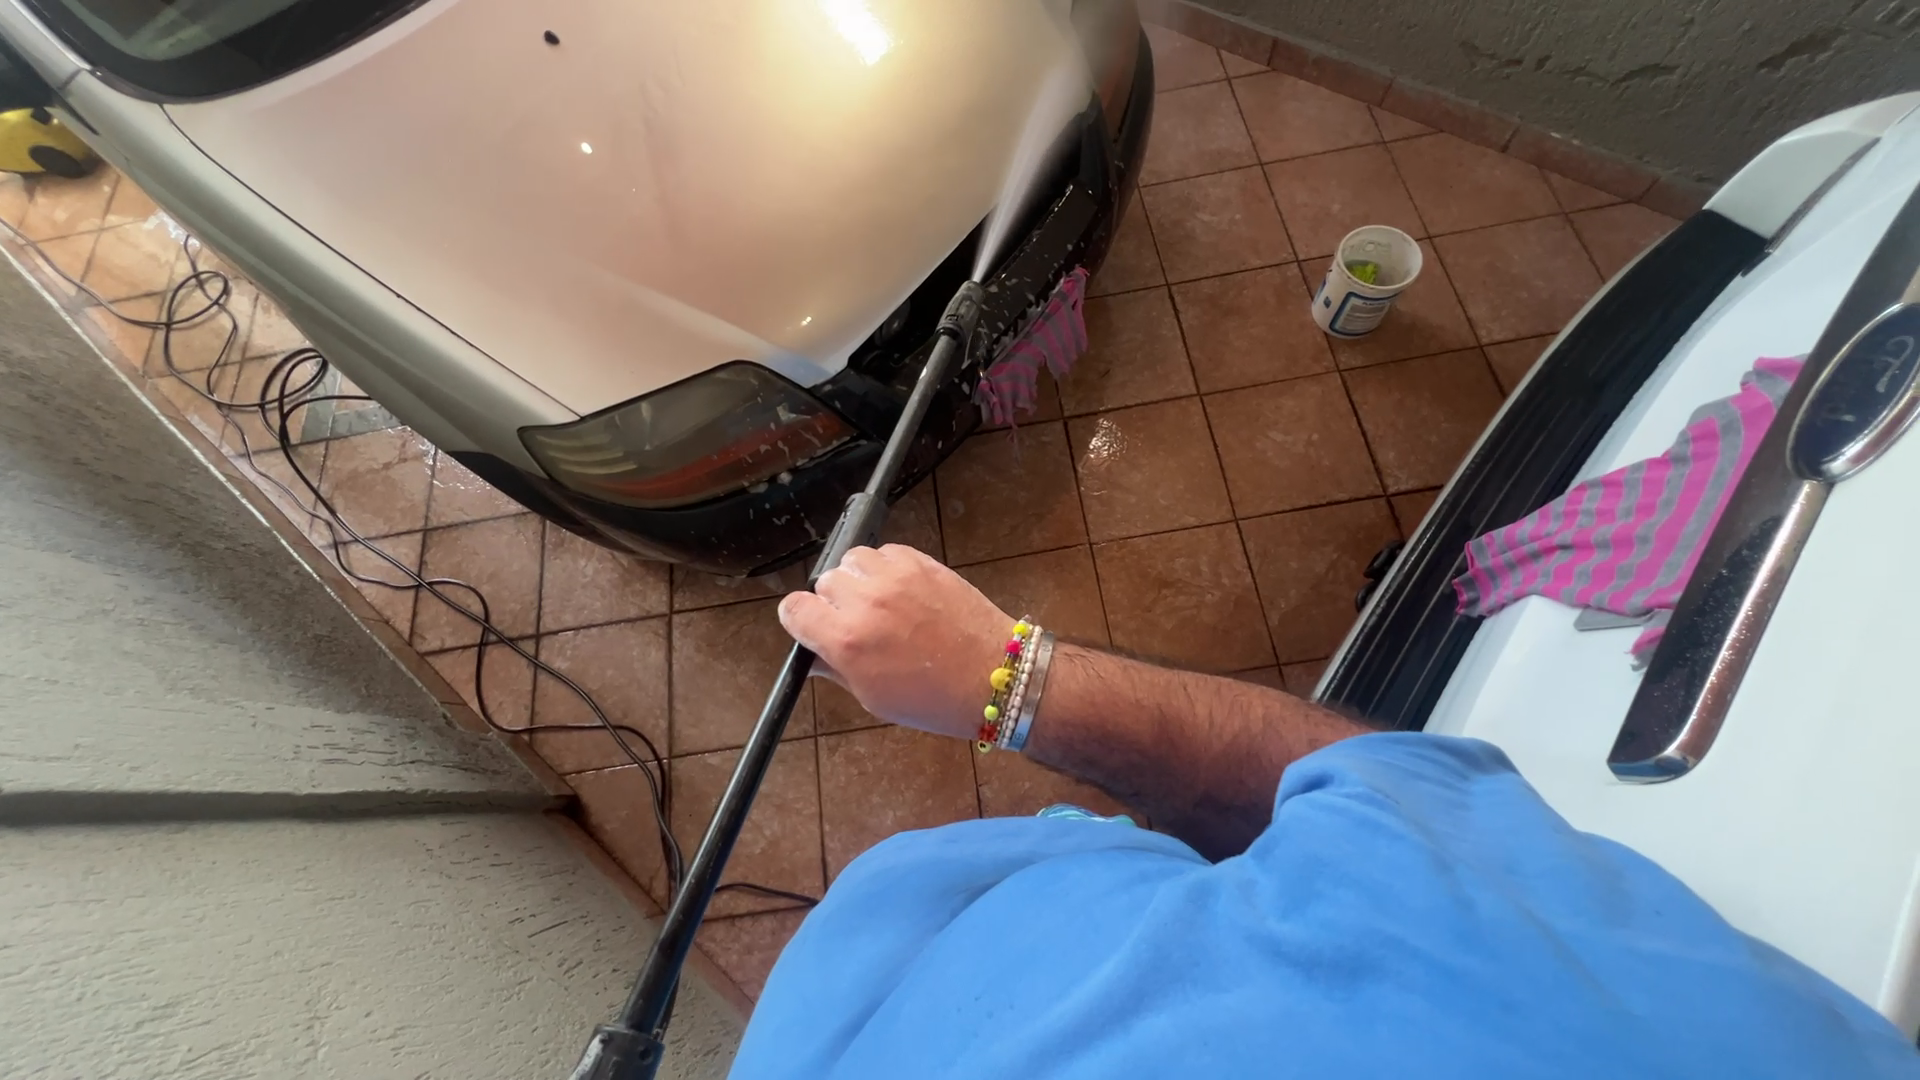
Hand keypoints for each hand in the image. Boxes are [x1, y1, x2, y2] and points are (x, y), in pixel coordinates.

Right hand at [778, 544, 1014, 739]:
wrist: (994, 675)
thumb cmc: (933, 699)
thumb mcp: (873, 698)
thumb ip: (835, 668)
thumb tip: (812, 652)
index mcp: (847, 641)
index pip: (793, 610)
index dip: (801, 619)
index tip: (813, 626)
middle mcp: (865, 602)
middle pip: (824, 583)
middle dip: (834, 603)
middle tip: (858, 623)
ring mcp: (894, 576)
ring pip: (852, 560)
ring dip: (859, 579)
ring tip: (880, 602)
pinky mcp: (921, 561)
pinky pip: (885, 552)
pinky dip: (886, 567)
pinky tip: (903, 591)